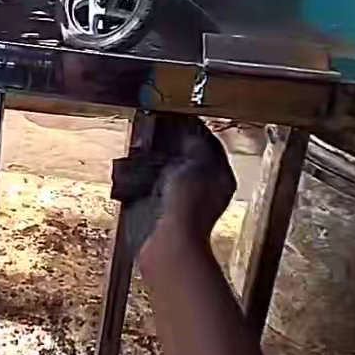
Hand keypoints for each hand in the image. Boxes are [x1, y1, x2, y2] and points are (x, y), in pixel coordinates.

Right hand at [117, 115, 234, 261]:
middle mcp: (204, 187)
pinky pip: (151, 183)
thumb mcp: (195, 162)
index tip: (175, 112)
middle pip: (187, 154)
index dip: (193, 126)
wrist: (167, 243)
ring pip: (167, 168)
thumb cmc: (187, 203)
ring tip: (142, 142)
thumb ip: (195, 142)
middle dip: (171, 140)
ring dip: (154, 156)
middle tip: (155, 124)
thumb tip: (190, 129)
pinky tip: (134, 165)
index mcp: (220, 175)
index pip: (208, 142)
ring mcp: (181, 200)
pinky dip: (143, 174)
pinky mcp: (160, 210)